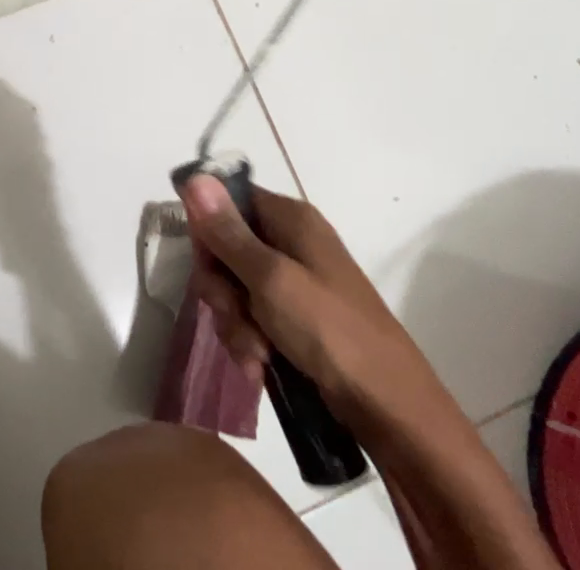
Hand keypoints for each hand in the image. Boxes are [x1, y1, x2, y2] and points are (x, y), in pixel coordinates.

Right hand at [174, 174, 445, 427]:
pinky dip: (249, 340)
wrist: (384, 401)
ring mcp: (292, 281)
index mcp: (290, 219)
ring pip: (232, 288)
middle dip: (221, 288)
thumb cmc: (329, 329)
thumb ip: (227, 232)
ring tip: (254, 351)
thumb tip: (195, 177)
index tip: (207, 262)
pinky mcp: (292, 315)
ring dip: (234, 322)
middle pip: (224, 249)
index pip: (227, 200)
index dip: (208, 229)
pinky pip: (249, 316)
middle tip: (232, 311)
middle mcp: (290, 242)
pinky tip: (259, 364)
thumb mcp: (269, 278)